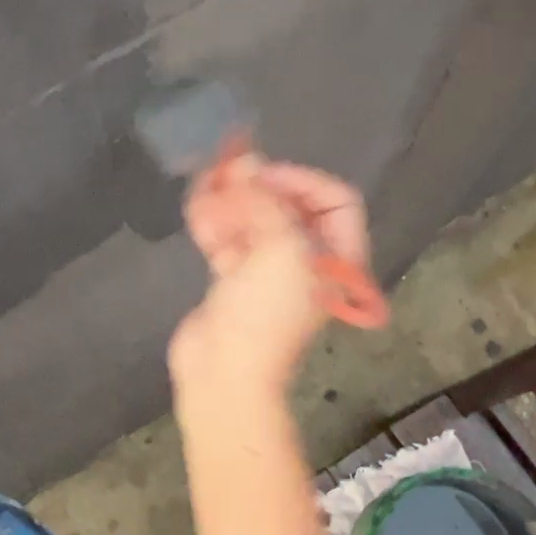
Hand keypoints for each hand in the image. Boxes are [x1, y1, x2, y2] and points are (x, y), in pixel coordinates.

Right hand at [169, 154, 372, 400]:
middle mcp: (310, 260)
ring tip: (204, 184)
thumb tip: (246, 161)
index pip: (335, 200)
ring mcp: (269, 271)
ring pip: (254, 220)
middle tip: (226, 170)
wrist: (224, 373)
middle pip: (290, 206)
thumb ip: (266, 200)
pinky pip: (228, 238)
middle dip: (258, 186)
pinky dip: (213, 220)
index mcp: (339, 256)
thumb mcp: (280, 249)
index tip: (265, 174)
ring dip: (229, 200)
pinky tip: (196, 204)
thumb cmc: (265, 312)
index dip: (302, 179)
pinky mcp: (234, 280)